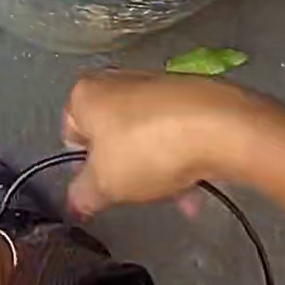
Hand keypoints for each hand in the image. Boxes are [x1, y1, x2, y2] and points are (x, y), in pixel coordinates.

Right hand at [61, 70, 263, 217]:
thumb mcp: (105, 184)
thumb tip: (74, 204)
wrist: (214, 124)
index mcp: (83, 94)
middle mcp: (111, 80)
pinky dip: (176, 153)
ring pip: (141, 135)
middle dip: (124, 170)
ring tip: (179, 196)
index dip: (85, 167)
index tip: (106, 187)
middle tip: (140, 193)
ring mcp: (147, 83)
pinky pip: (169, 129)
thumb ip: (83, 195)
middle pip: (108, 136)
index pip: (70, 134)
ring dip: (154, 168)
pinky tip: (196, 183)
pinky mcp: (180, 92)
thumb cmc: (145, 148)